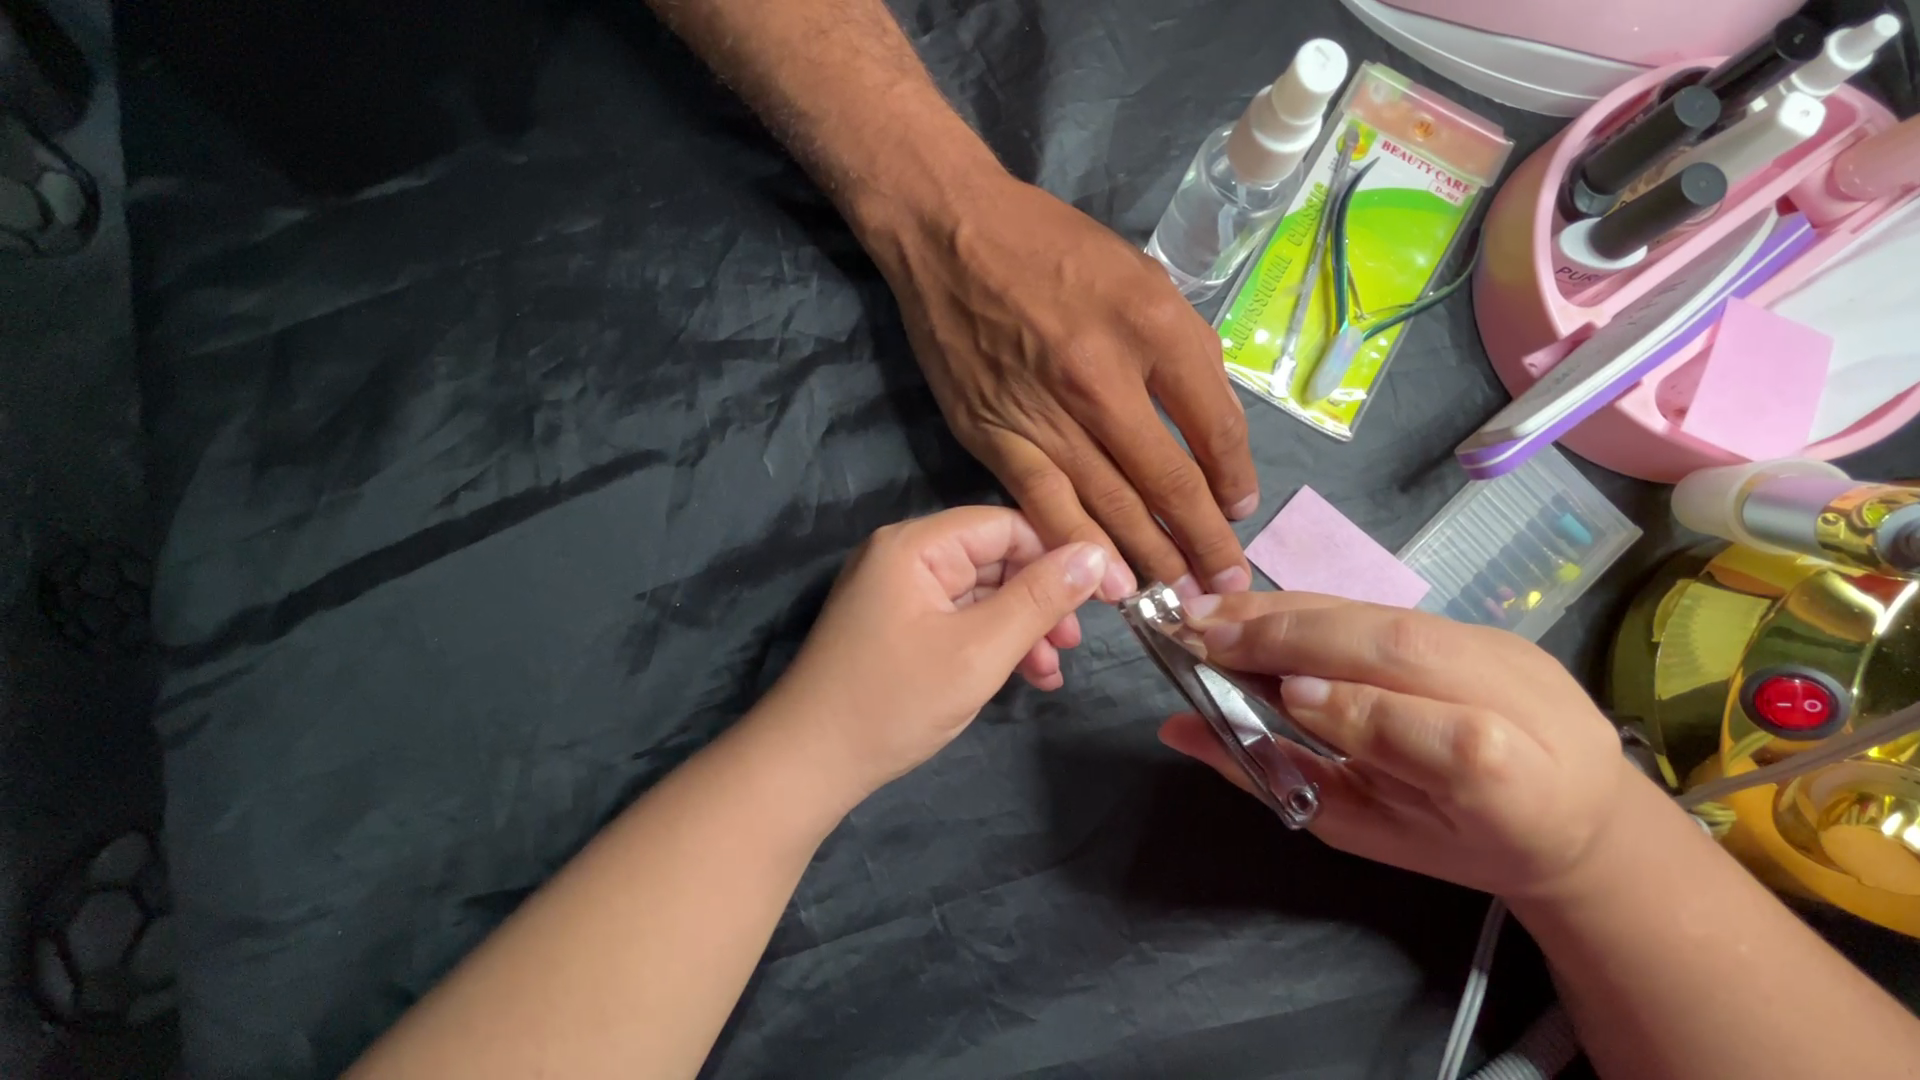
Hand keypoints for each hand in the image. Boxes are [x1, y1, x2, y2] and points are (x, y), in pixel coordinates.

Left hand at [755, 507, 1105, 799]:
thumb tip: (1095, 556)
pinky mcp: (901, 627)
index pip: (1007, 526)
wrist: (808, 765)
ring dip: (1023, 628)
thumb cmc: (894, 701)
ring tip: (1053, 671)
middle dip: (1042, 600)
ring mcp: (901, 593)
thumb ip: (1039, 599)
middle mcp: (906, 557)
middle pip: (996, 560)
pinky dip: (994, 644)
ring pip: (983, 595)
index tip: (1112, 593)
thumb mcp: (979, 651)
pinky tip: (1026, 677)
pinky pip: (961, 620)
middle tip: (1076, 644)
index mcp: (916, 545)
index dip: (1063, 555)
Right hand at [863, 172, 1259, 601]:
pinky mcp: (994, 437)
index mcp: (1153, 327)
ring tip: (1180, 593)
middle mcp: (1102, 380)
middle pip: (1168, 481)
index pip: (1214, 426)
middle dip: (1205, 541)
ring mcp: (1043, 416)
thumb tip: (1208, 428)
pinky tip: (1106, 582)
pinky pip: (1046, 506)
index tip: (1240, 509)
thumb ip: (1182, 350)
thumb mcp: (1142, 276)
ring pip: (1110, 506)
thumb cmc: (1053, 245)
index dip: (1236, 479)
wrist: (952, 233)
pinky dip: (1079, 548)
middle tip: (1227, 582)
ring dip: (1151, 558)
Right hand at [1160, 593, 1640, 900]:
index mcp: (1513, 790)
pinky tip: (1258, 609)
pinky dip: (1310, 606)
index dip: (1357, 711)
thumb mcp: (1364, 832)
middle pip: (1403, 651)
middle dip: (1292, 637)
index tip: (1276, 696)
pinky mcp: (1485, 625)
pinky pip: (1384, 608)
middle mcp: (1520, 703)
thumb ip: (1271, 777)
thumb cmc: (1457, 842)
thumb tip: (1175, 729)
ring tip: (1212, 611)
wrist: (1575, 811)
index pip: (1437, 738)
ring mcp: (1506, 653)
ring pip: (1386, 616)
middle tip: (1199, 631)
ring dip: (1287, 610)